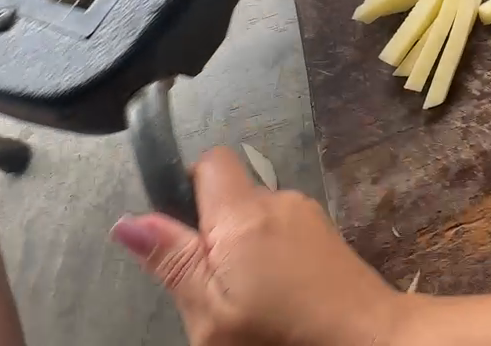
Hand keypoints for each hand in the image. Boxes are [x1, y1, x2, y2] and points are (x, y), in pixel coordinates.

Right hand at [111, 147, 410, 345]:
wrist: (362, 336)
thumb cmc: (276, 334)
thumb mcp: (208, 312)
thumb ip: (173, 261)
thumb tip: (128, 220)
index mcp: (246, 212)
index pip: (213, 161)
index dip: (187, 184)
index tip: (177, 231)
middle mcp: (280, 198)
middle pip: (232, 196)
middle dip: (212, 234)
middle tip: (210, 290)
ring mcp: (307, 213)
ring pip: (257, 218)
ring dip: (241, 249)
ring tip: (245, 302)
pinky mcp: (324, 231)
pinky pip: (281, 230)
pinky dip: (268, 256)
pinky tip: (275, 297)